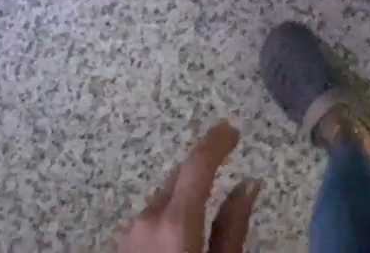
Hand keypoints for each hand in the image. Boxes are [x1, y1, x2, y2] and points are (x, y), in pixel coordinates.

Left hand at [118, 121, 259, 252]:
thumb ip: (232, 228)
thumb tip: (248, 185)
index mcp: (176, 221)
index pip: (198, 165)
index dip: (217, 142)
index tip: (232, 129)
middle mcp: (148, 218)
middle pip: (178, 179)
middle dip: (201, 172)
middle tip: (225, 165)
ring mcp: (128, 233)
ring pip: (163, 200)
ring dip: (183, 198)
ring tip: (203, 213)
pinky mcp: (121, 244)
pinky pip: (150, 220)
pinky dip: (167, 218)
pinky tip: (176, 240)